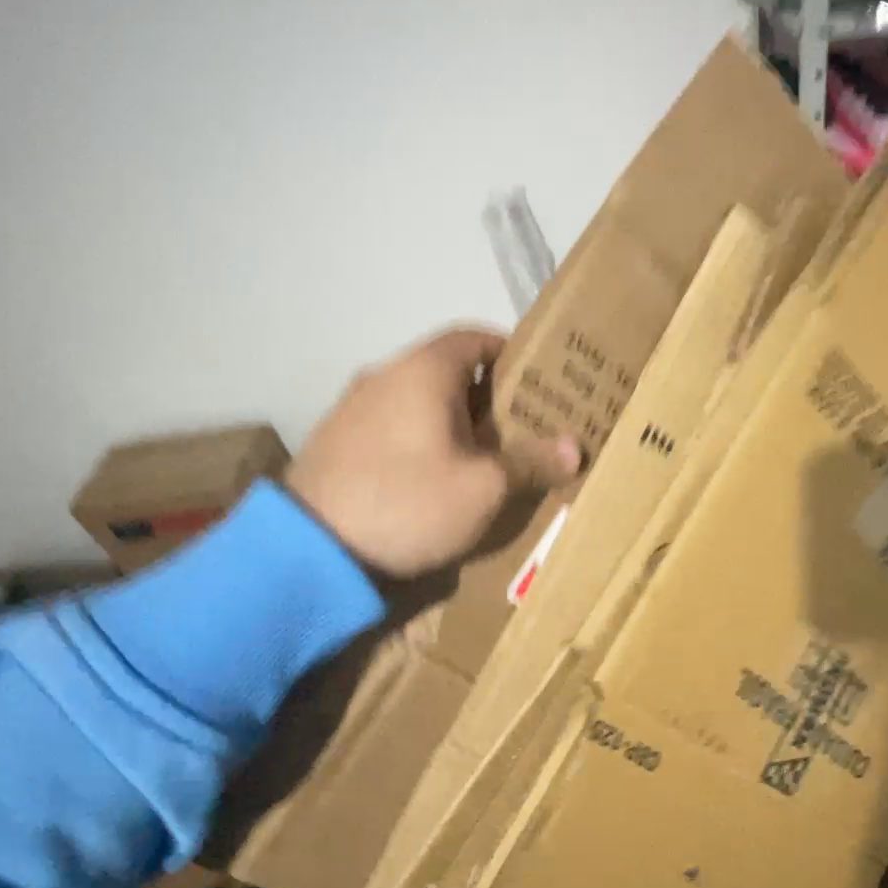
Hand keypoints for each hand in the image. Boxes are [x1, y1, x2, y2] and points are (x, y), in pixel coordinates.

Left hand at [287, 327, 581, 577]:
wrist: (312, 549)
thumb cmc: (410, 502)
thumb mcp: (484, 488)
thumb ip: (531, 461)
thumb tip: (575, 446)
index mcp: (423, 370)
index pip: (475, 337)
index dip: (511, 354)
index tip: (540, 382)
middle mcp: (384, 375)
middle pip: (449, 371)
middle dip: (490, 396)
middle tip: (525, 428)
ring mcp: (354, 408)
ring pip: (420, 401)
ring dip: (455, 421)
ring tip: (486, 458)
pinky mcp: (336, 441)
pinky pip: (394, 426)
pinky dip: (423, 439)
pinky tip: (436, 478)